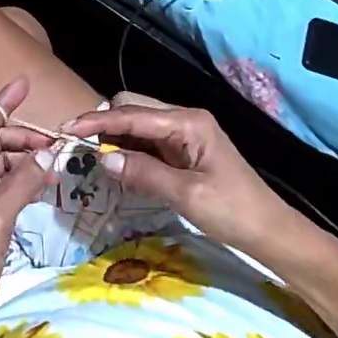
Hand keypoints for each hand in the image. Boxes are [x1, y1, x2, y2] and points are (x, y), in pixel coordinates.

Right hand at [61, 93, 301, 253]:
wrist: (268, 229)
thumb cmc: (232, 211)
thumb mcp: (186, 195)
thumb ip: (143, 173)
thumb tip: (103, 159)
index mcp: (188, 122)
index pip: (132, 113)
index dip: (98, 121)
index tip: (68, 129)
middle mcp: (184, 119)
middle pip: (133, 108)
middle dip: (104, 124)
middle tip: (80, 148)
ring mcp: (184, 134)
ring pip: (137, 123)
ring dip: (114, 137)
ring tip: (90, 156)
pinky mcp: (182, 150)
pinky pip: (147, 141)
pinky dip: (128, 149)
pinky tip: (116, 164)